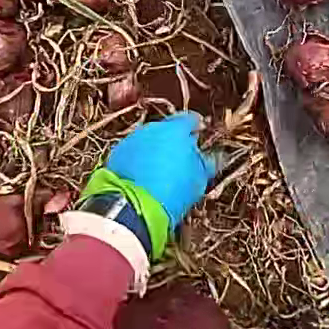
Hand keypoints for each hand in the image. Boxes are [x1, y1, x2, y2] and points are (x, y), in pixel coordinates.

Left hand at [76, 112, 218, 261]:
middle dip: (175, 141)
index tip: (200, 137)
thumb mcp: (199, 178)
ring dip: (156, 151)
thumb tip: (213, 157)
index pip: (190, 120)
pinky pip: (133, 155)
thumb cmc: (171, 190)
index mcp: (175, 129)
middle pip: (168, 130)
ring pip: (149, 141)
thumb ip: (207, 162)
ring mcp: (131, 141)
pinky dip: (140, 163)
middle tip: (183, 159)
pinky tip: (145, 180)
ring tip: (163, 173)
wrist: (131, 209)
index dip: (197, 128)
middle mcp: (152, 129)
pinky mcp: (115, 156)